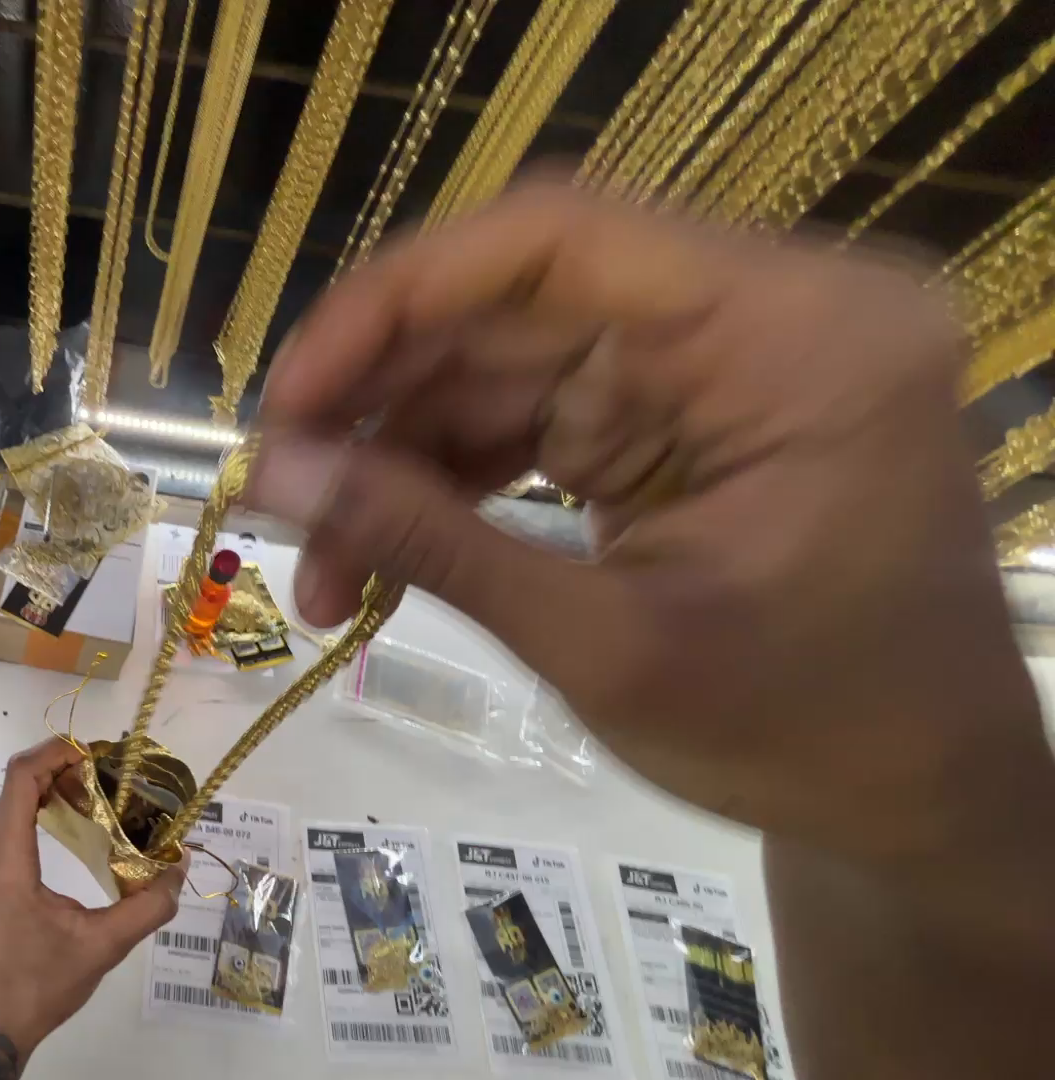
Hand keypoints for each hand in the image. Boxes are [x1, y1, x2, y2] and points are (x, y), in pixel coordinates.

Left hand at [0, 739, 184, 1062]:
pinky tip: (79, 819)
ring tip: (101, 790)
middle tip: (111, 773)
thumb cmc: (37, 982)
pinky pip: (14, 812)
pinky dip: (44, 800)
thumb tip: (180, 866)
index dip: (58, 753)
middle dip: (64, 762)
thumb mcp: (101, 948)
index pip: (22, 776)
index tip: (99, 756)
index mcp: (9, 855)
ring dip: (55, 780)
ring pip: (16, 792)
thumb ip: (147, 907)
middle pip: (20, 776)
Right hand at [246, 183, 1052, 867]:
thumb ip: (423, 543)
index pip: (550, 241)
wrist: (898, 797)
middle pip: (493, 308)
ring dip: (381, 470)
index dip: (393, 301)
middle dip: (367, 407)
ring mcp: (679, 366)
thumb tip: (264, 474)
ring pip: (473, 375)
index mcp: (784, 336)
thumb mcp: (593, 644)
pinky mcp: (635, 417)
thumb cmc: (793, 732)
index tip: (289, 397)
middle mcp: (734, 317)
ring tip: (320, 575)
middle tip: (274, 491)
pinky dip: (422, 492)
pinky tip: (370, 568)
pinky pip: (493, 425)